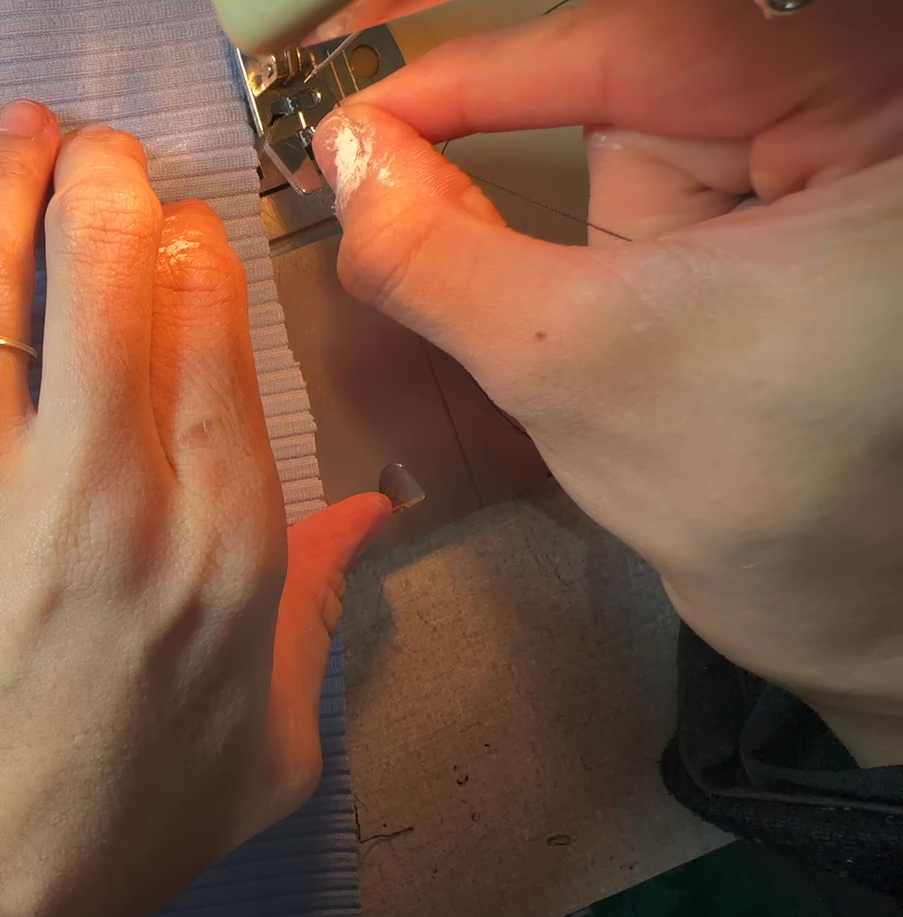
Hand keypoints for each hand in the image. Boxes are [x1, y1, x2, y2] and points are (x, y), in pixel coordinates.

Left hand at [0, 101, 389, 916]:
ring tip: (16, 135)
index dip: (195, 251)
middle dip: (106, 180)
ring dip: (1, 188)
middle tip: (97, 147)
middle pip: (107, 277)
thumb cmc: (121, 824)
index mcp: (220, 543)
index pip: (215, 334)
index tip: (179, 231)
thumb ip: (322, 619)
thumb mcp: (271, 749)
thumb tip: (364, 514)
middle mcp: (103, 494)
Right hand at [313, 0, 902, 760]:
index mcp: (872, 104)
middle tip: (343, 139)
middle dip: (466, 105)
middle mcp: (834, 109)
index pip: (634, 45)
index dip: (467, 77)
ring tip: (374, 181)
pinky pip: (583, 187)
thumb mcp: (562, 358)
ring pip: (587, 125)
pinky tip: (429, 220)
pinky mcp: (714, 220)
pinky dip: (497, 209)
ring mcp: (768, 164)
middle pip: (611, 70)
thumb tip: (341, 165)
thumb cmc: (744, 481)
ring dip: (473, 156)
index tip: (344, 124)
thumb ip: (435, 258)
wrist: (827, 588)